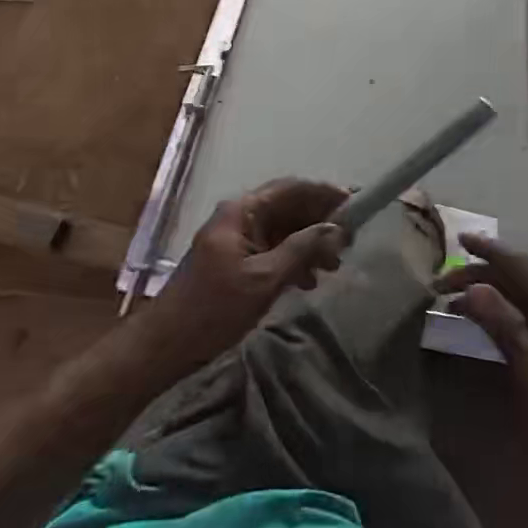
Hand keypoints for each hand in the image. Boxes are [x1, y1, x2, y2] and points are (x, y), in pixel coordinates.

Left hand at [138, 178, 348, 368]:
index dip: (323, 193)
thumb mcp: (264, 279)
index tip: (356, 203)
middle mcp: (239, 216)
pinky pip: (272, 249)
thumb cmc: (216, 307)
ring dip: (309, 244)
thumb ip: (300, 250)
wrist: (172, 339)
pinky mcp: (236, 260)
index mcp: (241, 211)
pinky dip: (292, 260)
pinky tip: (309, 281)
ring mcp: (236, 238)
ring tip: (334, 267)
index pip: (289, 189)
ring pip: (282, 230)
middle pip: (287, 208)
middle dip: (319, 222)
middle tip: (350, 242)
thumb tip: (335, 227)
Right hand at [434, 232, 527, 444]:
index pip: (520, 265)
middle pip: (520, 276)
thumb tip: (473, 287)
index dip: (489, 249)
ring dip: (490, 290)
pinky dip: (504, 307)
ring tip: (456, 302)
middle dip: (480, 273)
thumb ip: (506, 327)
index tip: (459, 238)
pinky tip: (485, 320)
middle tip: (442, 285)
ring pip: (525, 292)